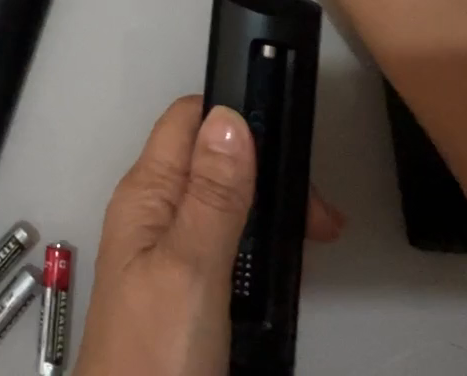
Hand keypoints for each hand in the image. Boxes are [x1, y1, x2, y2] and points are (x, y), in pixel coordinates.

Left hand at [76, 97, 343, 375]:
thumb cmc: (156, 351)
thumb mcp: (190, 268)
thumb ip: (213, 196)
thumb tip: (229, 115)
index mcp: (146, 193)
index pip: (187, 121)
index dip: (235, 115)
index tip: (293, 140)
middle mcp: (155, 211)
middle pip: (214, 160)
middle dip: (268, 171)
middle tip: (320, 217)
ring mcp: (170, 249)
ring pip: (227, 202)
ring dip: (272, 209)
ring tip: (318, 238)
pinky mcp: (187, 286)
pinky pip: (228, 242)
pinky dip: (262, 244)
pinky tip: (287, 264)